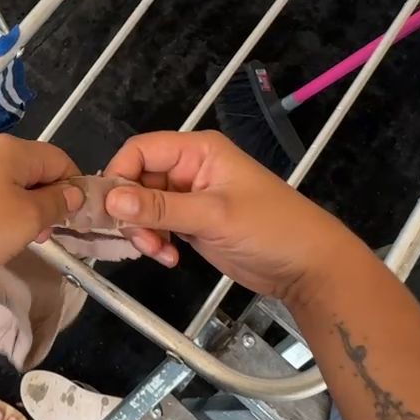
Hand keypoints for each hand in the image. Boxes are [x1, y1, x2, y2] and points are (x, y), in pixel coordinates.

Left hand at [0, 133, 83, 292]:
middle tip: (36, 236)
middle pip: (28, 167)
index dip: (73, 187)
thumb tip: (73, 191)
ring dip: (12, 206)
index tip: (70, 221)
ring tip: (4, 239)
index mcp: (11, 147)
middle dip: (40, 200)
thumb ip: (55, 204)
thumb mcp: (26, 221)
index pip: (59, 158)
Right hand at [101, 130, 374, 301]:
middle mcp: (188, 168)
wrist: (309, 268)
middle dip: (133, 212)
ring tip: (159, 253)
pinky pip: (157, 224)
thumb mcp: (213, 216)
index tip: (110, 209)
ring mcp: (189, 196)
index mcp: (197, 151)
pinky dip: (155, 241)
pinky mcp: (191, 222)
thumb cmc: (270, 229)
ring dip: (143, 230)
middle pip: (137, 180)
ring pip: (143, 206)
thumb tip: (111, 201)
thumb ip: (160, 208)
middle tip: (140, 240)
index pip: (140, 150)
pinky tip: (169, 258)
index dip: (120, 175)